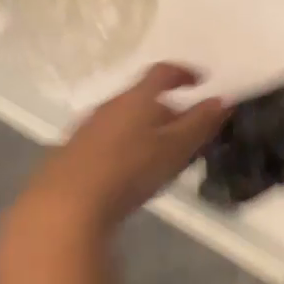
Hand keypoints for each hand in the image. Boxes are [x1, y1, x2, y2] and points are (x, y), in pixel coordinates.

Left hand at [10, 62, 227, 233]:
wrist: (60, 211)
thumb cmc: (128, 172)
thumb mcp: (176, 148)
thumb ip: (201, 122)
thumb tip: (222, 99)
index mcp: (136, 98)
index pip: (163, 72)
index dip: (184, 73)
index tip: (202, 82)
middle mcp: (107, 107)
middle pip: (141, 97)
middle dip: (166, 109)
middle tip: (185, 129)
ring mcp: (83, 131)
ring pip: (122, 121)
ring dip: (143, 129)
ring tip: (159, 154)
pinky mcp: (66, 157)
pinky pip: (104, 141)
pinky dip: (122, 147)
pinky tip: (127, 174)